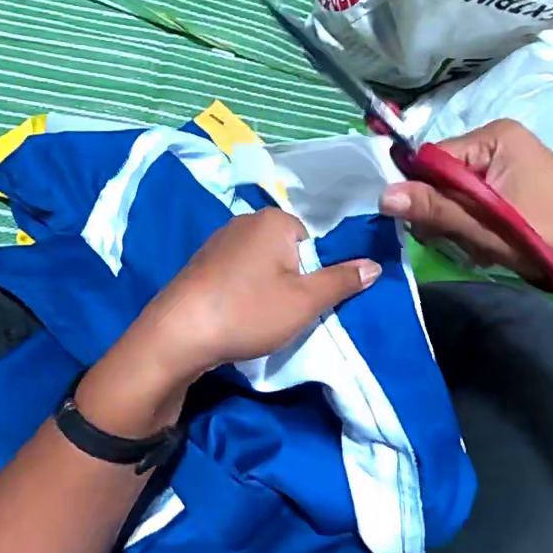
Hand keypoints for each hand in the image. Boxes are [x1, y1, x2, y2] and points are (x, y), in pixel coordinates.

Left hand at [76, 210, 377, 437]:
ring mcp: (219, 240)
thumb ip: (342, 280)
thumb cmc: (248, 311)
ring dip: (265, 287)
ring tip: (258, 317)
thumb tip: (373, 264)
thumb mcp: (305, 301)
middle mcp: (245, 220)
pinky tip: (235, 314)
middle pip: (286, 250)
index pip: (312, 240)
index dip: (314, 272)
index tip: (304, 300)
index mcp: (274, 220)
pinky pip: (236, 272)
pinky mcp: (201, 261)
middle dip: (290, 279)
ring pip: (261, 263)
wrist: (179, 332)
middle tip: (283, 311)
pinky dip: (241, 291)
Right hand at [378, 119, 552, 288]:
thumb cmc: (551, 237)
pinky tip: (493, 245)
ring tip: (484, 247)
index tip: (431, 226)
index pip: (431, 158)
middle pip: (443, 176)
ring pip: (457, 194)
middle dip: (446, 212)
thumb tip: (382, 194)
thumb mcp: (486, 225)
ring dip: (461, 224)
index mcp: (495, 136)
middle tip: (465, 242)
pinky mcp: (516, 187)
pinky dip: (477, 226)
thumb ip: (434, 208)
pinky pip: (476, 202)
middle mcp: (500, 142)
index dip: (423, 193)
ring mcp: (510, 165)